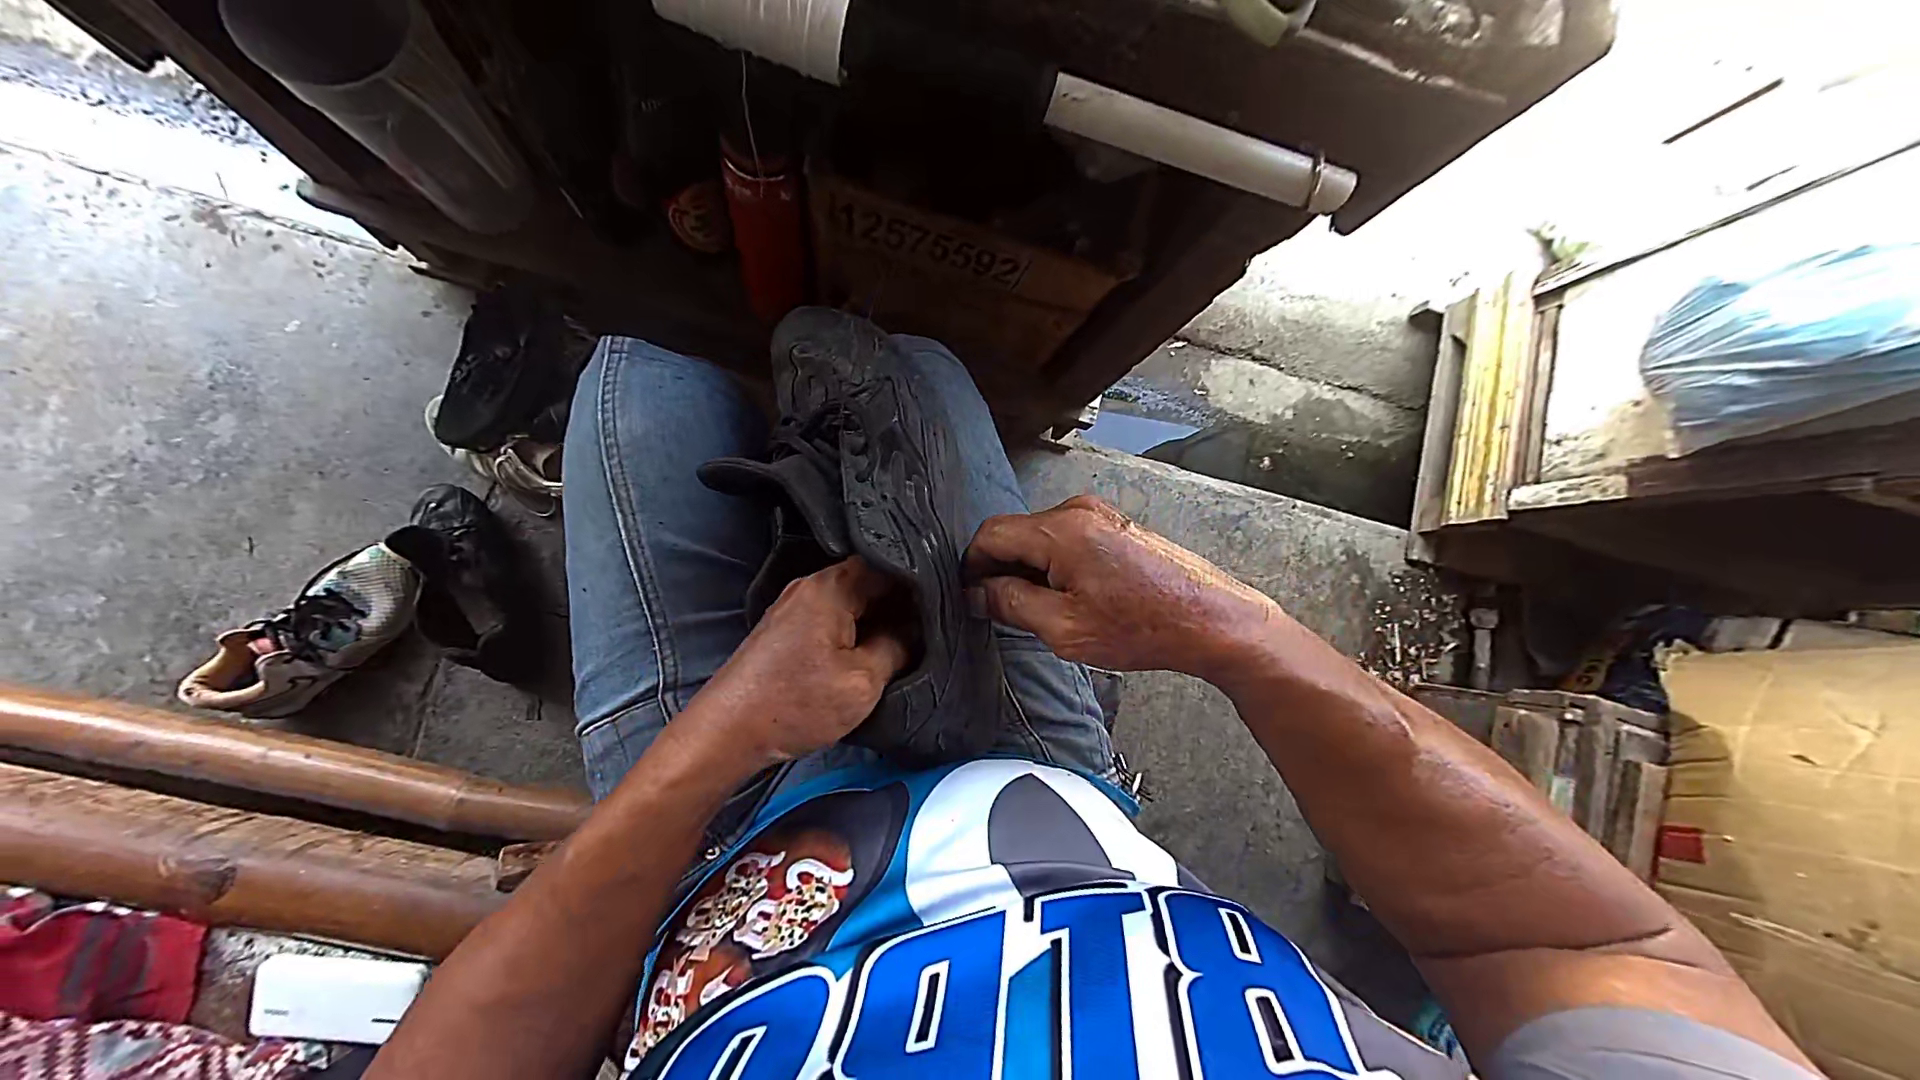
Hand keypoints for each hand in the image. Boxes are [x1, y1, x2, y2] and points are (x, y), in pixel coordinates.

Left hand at [687, 557, 910, 769]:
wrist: (728, 732)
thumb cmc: (792, 704)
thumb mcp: (862, 682)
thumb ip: (896, 648)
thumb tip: (912, 634)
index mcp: (830, 588)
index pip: (886, 565)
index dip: (918, 584)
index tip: (939, 606)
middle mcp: (810, 588)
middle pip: (868, 581)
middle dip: (900, 603)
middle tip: (927, 628)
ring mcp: (795, 608)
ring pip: (851, 601)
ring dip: (877, 619)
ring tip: (904, 643)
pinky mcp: (787, 630)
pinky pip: (832, 617)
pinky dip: (855, 630)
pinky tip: (871, 653)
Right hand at [965, 495, 1281, 682]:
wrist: (1212, 619)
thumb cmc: (1146, 626)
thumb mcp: (1065, 628)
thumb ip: (1011, 604)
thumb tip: (979, 593)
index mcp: (1061, 530)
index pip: (990, 533)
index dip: (972, 565)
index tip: (972, 594)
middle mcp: (1079, 511)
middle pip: (1015, 532)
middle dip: (1001, 568)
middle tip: (1004, 609)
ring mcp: (1100, 515)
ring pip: (1041, 536)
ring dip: (1029, 568)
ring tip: (1043, 608)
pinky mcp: (1115, 525)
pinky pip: (1067, 537)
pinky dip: (1054, 563)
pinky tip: (1070, 596)